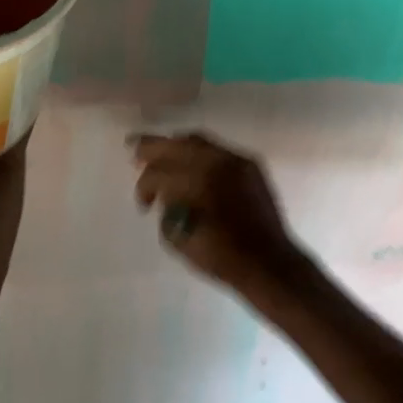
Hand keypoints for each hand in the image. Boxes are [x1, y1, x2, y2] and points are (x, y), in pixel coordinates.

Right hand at [130, 131, 310, 293]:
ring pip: (197, 140)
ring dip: (176, 146)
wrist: (268, 262)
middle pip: (176, 145)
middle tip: (134, 150)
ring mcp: (236, 159)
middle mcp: (216, 162)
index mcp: (196, 183)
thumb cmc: (221, 258)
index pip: (159, 173)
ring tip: (161, 152)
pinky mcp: (250, 163)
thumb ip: (167, 210)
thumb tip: (165, 195)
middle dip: (152, 147)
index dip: (145, 185)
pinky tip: (191, 161)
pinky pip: (218, 149)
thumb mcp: (179, 240)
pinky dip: (200, 153)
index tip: (143, 203)